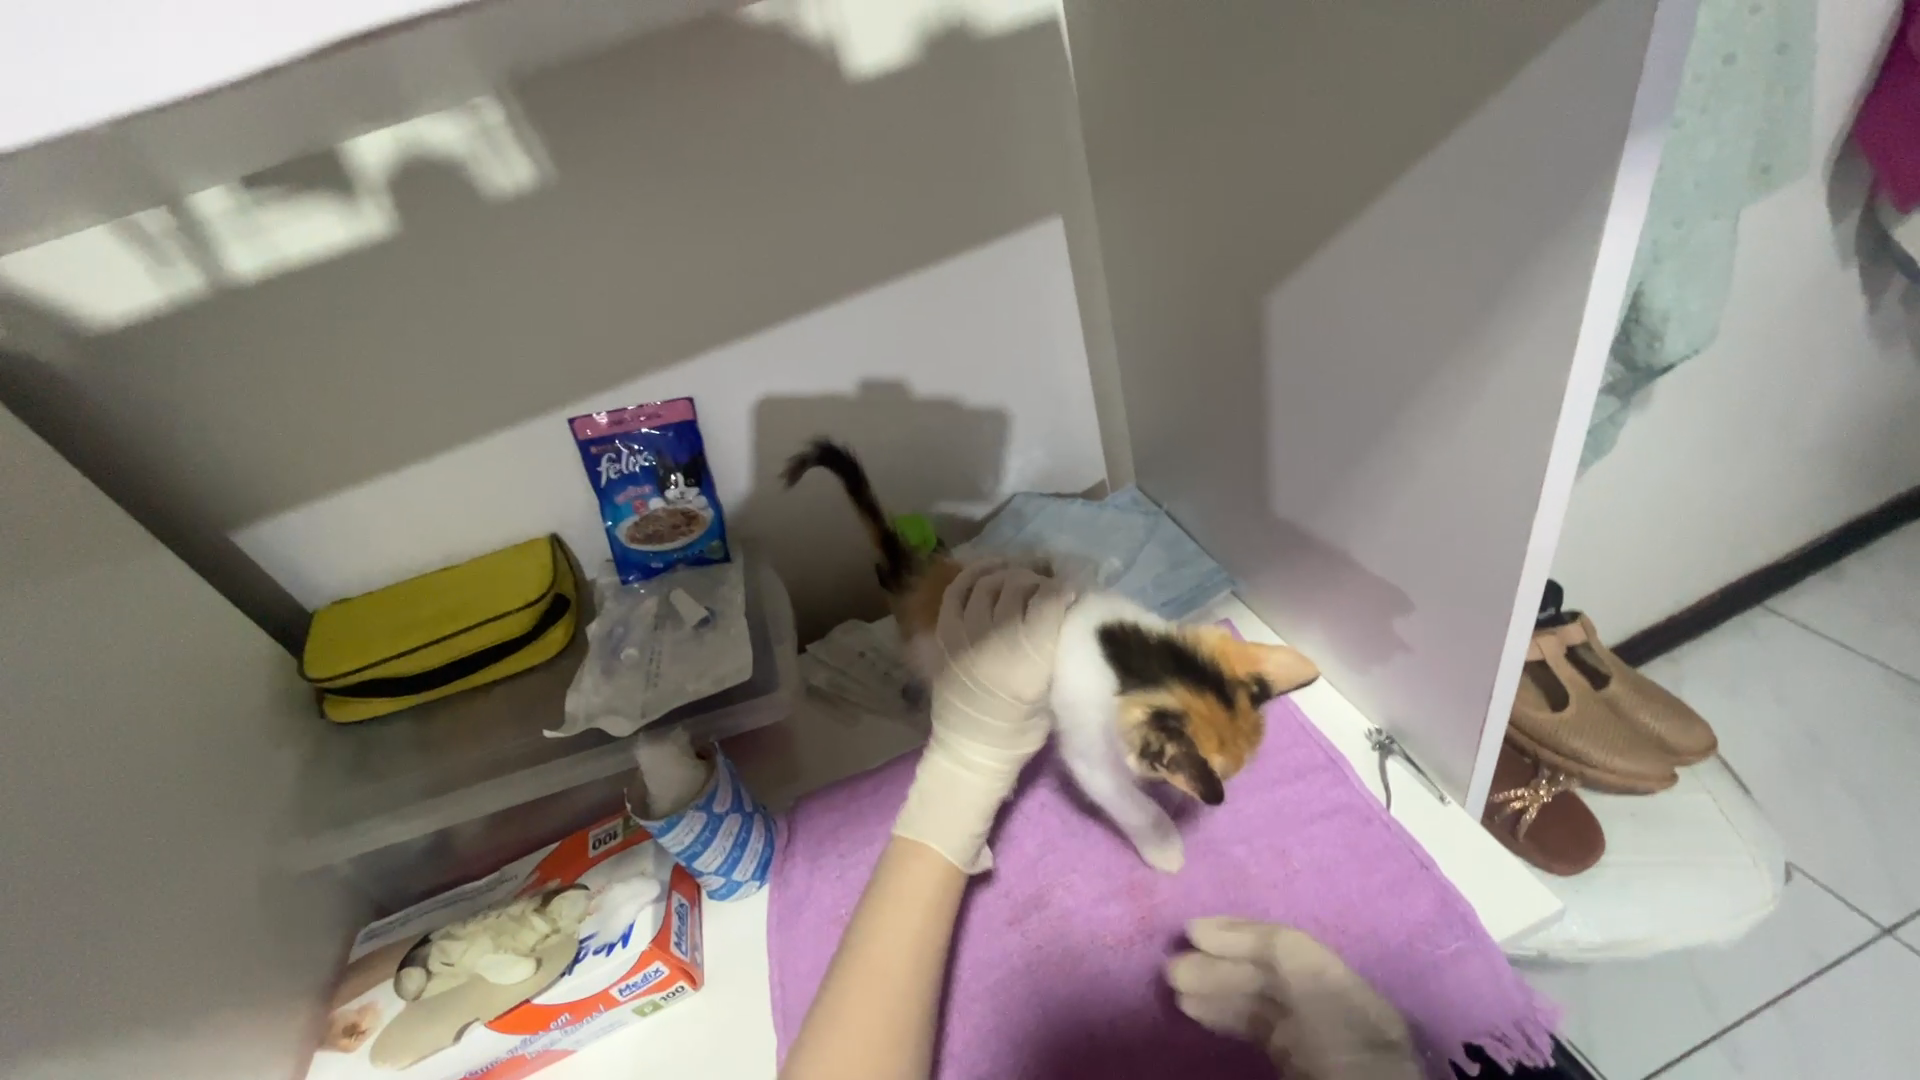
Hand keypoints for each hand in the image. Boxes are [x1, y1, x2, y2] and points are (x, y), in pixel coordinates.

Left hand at [892, 561, 1074, 871]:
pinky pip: (959, 589)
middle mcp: (994, 637)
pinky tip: (994, 571)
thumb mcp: (1055, 689)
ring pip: (990, 582)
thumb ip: (1060, 646)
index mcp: (1027, 657)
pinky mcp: (945, 632)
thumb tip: (1071, 608)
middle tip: (1051, 588)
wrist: (973, 747)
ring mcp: (965, 632)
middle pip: (1019, 584)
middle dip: (1040, 580)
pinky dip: (977, 574)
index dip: (1065, 588)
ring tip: (1025, 578)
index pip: (1049, 600)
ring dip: (1012, 574)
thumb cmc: (1023, 727)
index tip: (1075, 589)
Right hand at [1166, 918, 1420, 1079]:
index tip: (1191, 931)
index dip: (1239, 933)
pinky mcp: (1304, 1060)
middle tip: (1171, 969)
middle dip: (1218, 964)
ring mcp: (1323, 1035)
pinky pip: (1263, 1027)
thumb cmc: (1354, 1062)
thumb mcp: (1323, 1003)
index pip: (1290, 946)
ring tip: (1175, 988)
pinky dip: (1229, 1016)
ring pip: (1261, 997)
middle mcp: (1339, 1004)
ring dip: (1215, 987)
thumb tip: (1216, 953)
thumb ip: (1286, 967)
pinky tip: (1198, 1011)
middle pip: (1271, 969)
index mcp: (1353, 995)